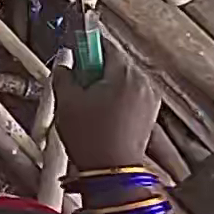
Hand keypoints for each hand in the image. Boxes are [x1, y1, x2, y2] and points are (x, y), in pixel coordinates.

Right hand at [52, 51, 157, 172]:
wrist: (110, 170)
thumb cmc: (89, 136)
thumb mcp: (66, 100)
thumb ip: (64, 75)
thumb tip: (65, 65)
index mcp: (124, 75)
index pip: (105, 45)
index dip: (86, 44)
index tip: (74, 44)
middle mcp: (143, 83)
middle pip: (116, 60)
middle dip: (94, 65)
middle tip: (75, 78)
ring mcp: (149, 98)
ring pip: (122, 77)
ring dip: (104, 80)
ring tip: (85, 98)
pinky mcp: (149, 112)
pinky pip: (129, 91)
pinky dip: (114, 93)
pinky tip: (98, 108)